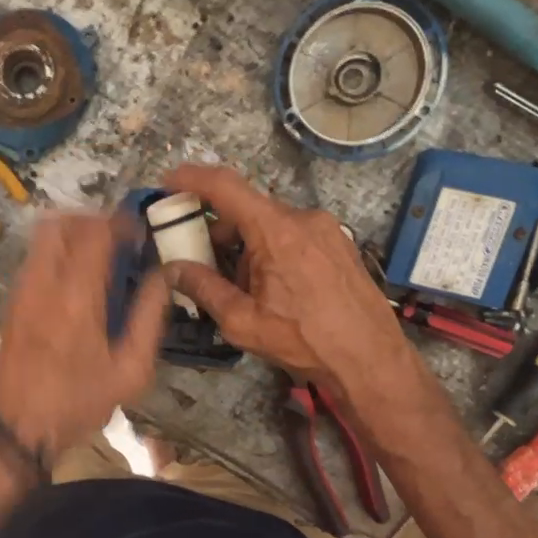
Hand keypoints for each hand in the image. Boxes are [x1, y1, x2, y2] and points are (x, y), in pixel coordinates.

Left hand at [0, 213, 168, 457]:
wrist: (17, 428)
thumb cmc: (77, 403)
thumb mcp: (130, 370)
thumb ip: (148, 317)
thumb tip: (163, 276)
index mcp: (77, 296)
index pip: (96, 232)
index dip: (120, 222)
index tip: (139, 232)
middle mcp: (43, 283)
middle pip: (61, 223)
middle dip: (92, 221)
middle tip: (116, 240)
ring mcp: (21, 292)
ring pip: (42, 238)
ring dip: (72, 236)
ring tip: (98, 259)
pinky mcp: (11, 304)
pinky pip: (34, 261)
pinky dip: (56, 256)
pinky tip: (76, 283)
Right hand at [160, 164, 406, 384]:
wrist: (370, 359)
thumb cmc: (304, 341)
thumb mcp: (242, 322)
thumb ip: (204, 288)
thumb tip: (173, 269)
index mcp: (276, 231)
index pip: (226, 187)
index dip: (192, 178)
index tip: (167, 182)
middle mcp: (303, 219)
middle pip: (247, 211)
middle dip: (219, 233)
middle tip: (201, 265)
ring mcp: (326, 229)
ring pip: (271, 226)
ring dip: (247, 248)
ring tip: (243, 291)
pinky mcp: (339, 245)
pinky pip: (294, 237)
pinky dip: (272, 253)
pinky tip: (274, 290)